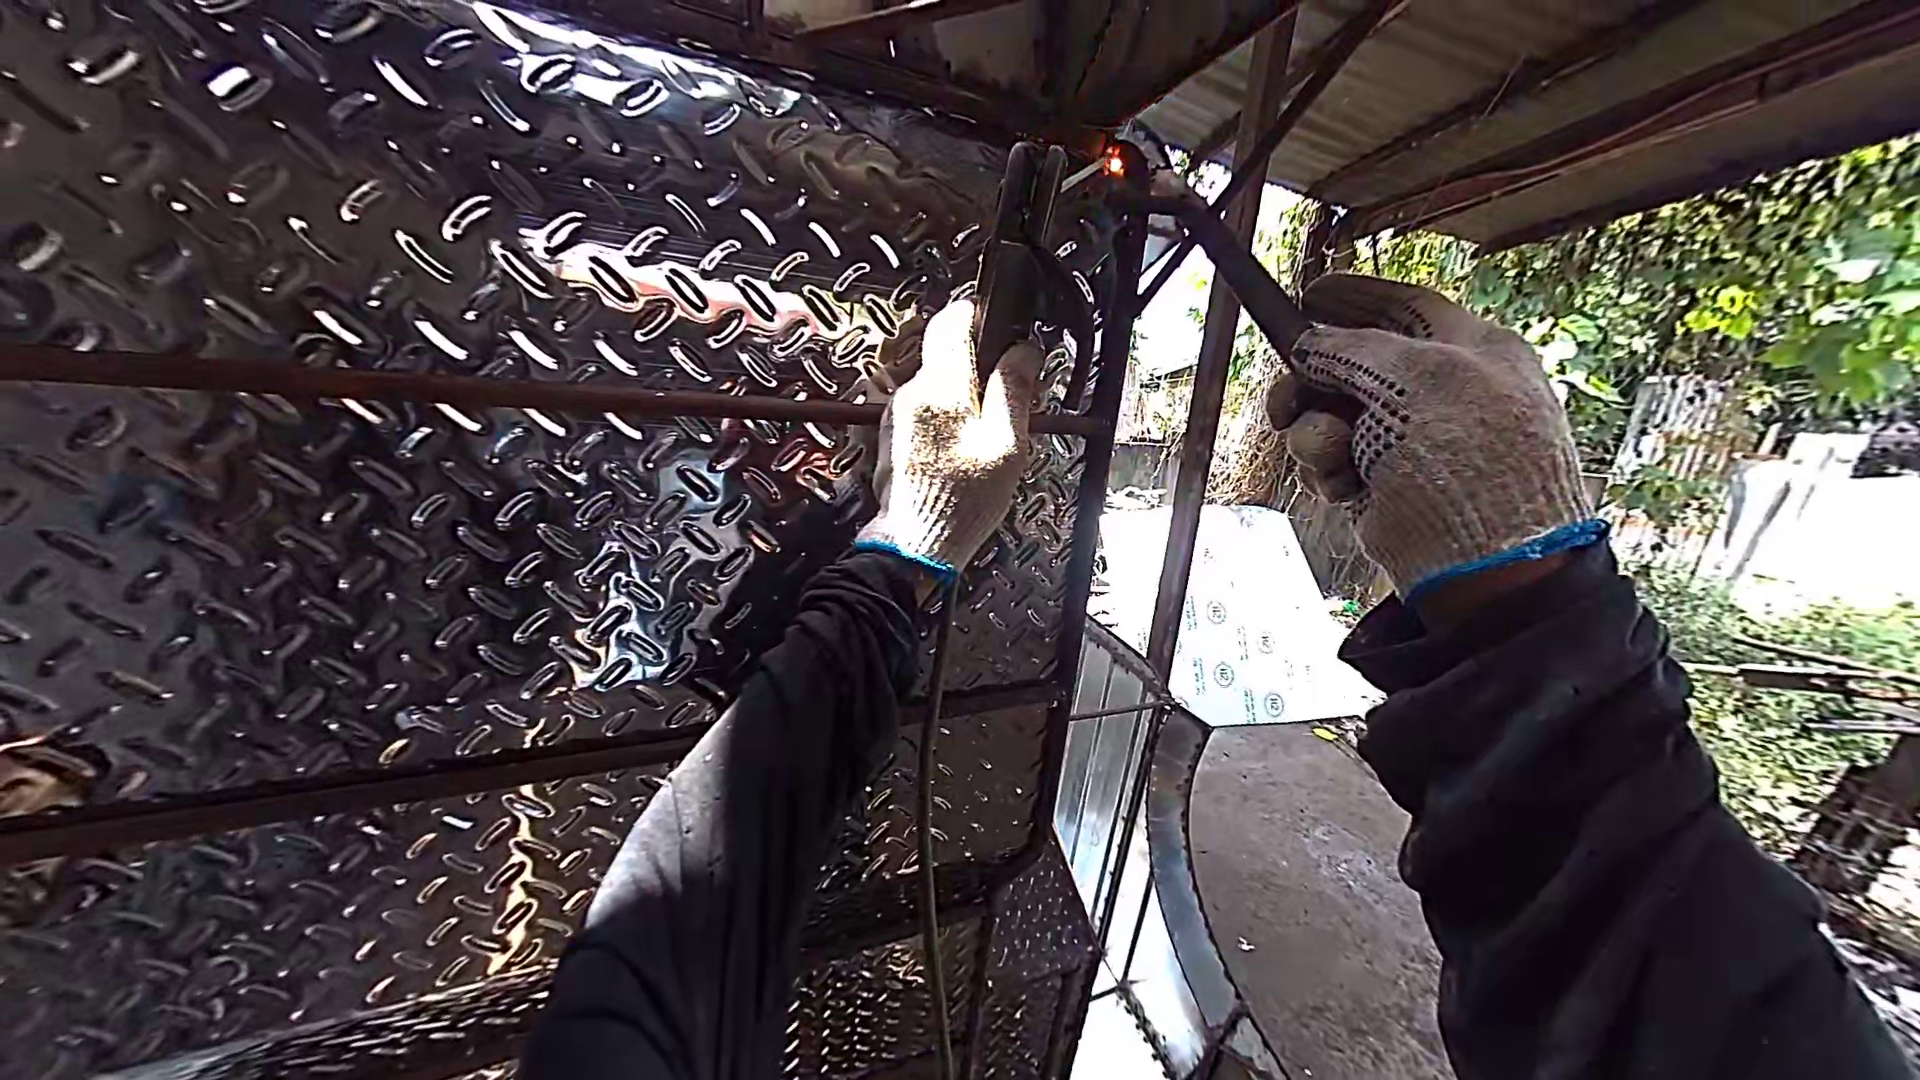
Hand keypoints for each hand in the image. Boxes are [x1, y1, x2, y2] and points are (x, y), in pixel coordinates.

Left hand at [857, 299, 1042, 579]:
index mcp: (942, 388)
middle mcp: (912, 392)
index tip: (1003, 335)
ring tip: (984, 439)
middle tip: (1005, 405)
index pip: (953, 319)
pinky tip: (961, 451)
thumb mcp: (1006, 446)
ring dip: (964, 399)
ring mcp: (898, 412)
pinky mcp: (894, 433)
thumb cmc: (963, 501)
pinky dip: (947, 419)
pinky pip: (926, 408)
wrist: (917, 543)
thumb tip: (1024, 350)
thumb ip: (1014, 391)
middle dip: (981, 369)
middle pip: (949, 354)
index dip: (981, 318)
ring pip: (938, 384)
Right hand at [1267, 274, 1597, 599]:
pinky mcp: (1373, 476)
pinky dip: (1324, 470)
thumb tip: (1309, 342)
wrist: (1475, 559)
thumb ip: (1356, 349)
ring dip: (1314, 436)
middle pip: (1346, 364)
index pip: (1402, 307)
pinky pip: (1325, 458)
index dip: (1354, 297)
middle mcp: (1432, 391)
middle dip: (1309, 382)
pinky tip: (1345, 484)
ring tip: (1336, 457)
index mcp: (1466, 353)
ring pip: (1324, 415)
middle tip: (1286, 402)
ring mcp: (1400, 437)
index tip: (1308, 294)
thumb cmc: (1469, 463)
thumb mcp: (1419, 381)